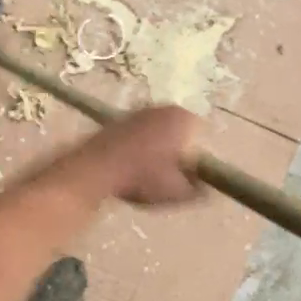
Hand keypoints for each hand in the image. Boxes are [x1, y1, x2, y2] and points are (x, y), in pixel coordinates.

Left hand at [69, 106, 203, 206]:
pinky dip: (137, 148)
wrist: (95, 167)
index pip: (203, 139)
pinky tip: (129, 167)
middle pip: (180, 133)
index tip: (187, 179)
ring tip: (146, 175)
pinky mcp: (117, 119)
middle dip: (177, 153)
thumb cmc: (143, 177)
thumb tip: (206, 189)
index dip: (197, 161)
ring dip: (156, 150)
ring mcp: (138, 110)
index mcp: (184, 119)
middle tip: (168, 178)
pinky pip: (137, 135)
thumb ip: (200, 190)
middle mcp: (164, 108)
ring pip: (157, 133)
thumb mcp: (180, 192)